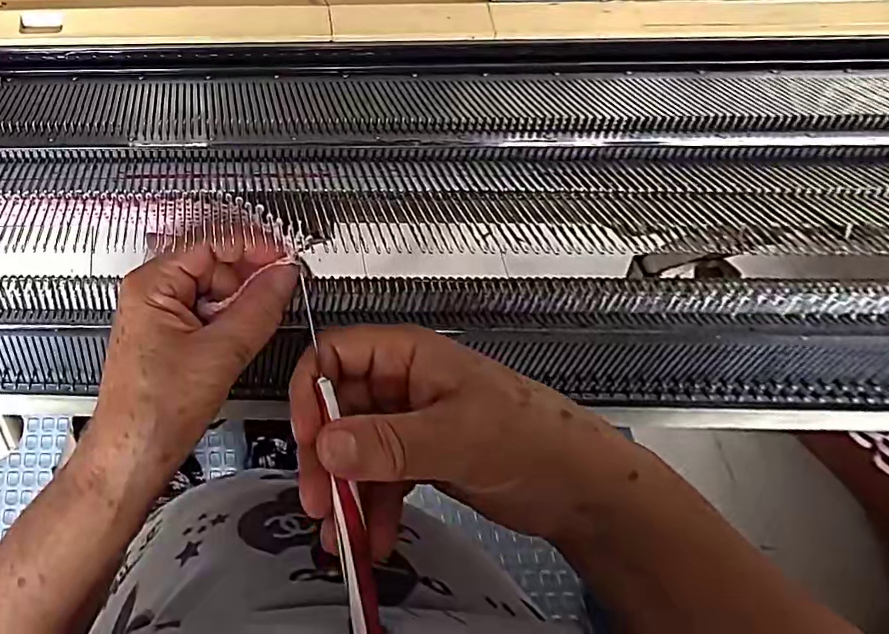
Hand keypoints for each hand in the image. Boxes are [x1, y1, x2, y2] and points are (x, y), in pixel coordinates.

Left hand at [88, 240, 296, 491]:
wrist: (130, 459)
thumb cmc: (152, 412)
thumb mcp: (220, 353)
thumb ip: (259, 307)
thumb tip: (283, 276)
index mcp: (152, 282)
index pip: (211, 242)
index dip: (251, 246)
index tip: (282, 255)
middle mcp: (150, 290)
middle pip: (212, 262)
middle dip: (247, 276)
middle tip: (279, 288)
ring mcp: (157, 311)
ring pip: (211, 288)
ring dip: (238, 301)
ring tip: (254, 326)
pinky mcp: (166, 332)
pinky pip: (205, 310)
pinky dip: (227, 319)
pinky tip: (237, 338)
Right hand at [291, 325, 633, 558]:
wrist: (581, 486)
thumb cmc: (534, 434)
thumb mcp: (455, 435)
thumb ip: (389, 440)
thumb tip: (331, 442)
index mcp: (406, 354)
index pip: (335, 355)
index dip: (312, 392)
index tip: (307, 436)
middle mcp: (401, 381)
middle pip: (339, 406)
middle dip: (324, 453)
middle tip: (319, 495)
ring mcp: (409, 419)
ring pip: (355, 446)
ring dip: (344, 488)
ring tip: (341, 528)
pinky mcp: (418, 453)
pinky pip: (378, 475)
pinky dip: (371, 505)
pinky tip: (376, 534)